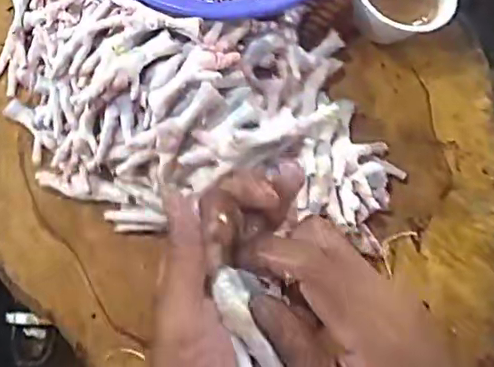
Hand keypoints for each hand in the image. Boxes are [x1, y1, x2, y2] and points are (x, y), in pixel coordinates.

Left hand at [150, 166, 302, 366]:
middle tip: (295, 176)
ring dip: (286, 210)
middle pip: (247, 216)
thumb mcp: (181, 317)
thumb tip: (176, 191)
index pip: (218, 207)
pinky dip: (304, 252)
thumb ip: (182, 257)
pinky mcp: (282, 315)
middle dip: (270, 191)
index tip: (271, 195)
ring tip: (302, 184)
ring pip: (271, 238)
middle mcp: (226, 266)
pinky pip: (292, 277)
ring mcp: (256, 288)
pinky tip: (317, 235)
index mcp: (200, 260)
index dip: (242, 191)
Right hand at [241, 218, 449, 366]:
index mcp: (365, 314)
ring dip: (305, 254)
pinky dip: (326, 273)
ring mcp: (395, 292)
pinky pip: (353, 266)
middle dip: (285, 242)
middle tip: (261, 274)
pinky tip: (317, 308)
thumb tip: (256, 297)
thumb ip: (293, 343)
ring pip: (337, 243)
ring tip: (287, 292)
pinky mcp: (401, 302)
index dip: (268, 250)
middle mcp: (382, 288)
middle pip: (321, 233)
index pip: (308, 257)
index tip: (236, 255)